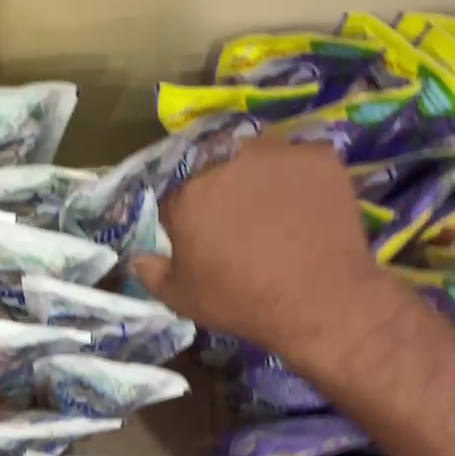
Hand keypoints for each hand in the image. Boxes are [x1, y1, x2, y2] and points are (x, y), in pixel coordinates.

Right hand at [133, 141, 415, 363]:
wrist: (317, 299)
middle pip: (217, 172)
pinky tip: (306, 210)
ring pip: (259, 161)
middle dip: (223, 196)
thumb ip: (152, 273)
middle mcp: (228, 162)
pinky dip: (299, 182)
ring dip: (260, 181)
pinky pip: (300, 164)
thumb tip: (136, 257)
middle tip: (241, 229)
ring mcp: (277, 155)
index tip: (202, 244)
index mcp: (188, 194)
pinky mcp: (318, 156)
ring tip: (276, 216)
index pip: (178, 199)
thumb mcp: (182, 298)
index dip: (187, 223)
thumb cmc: (240, 301)